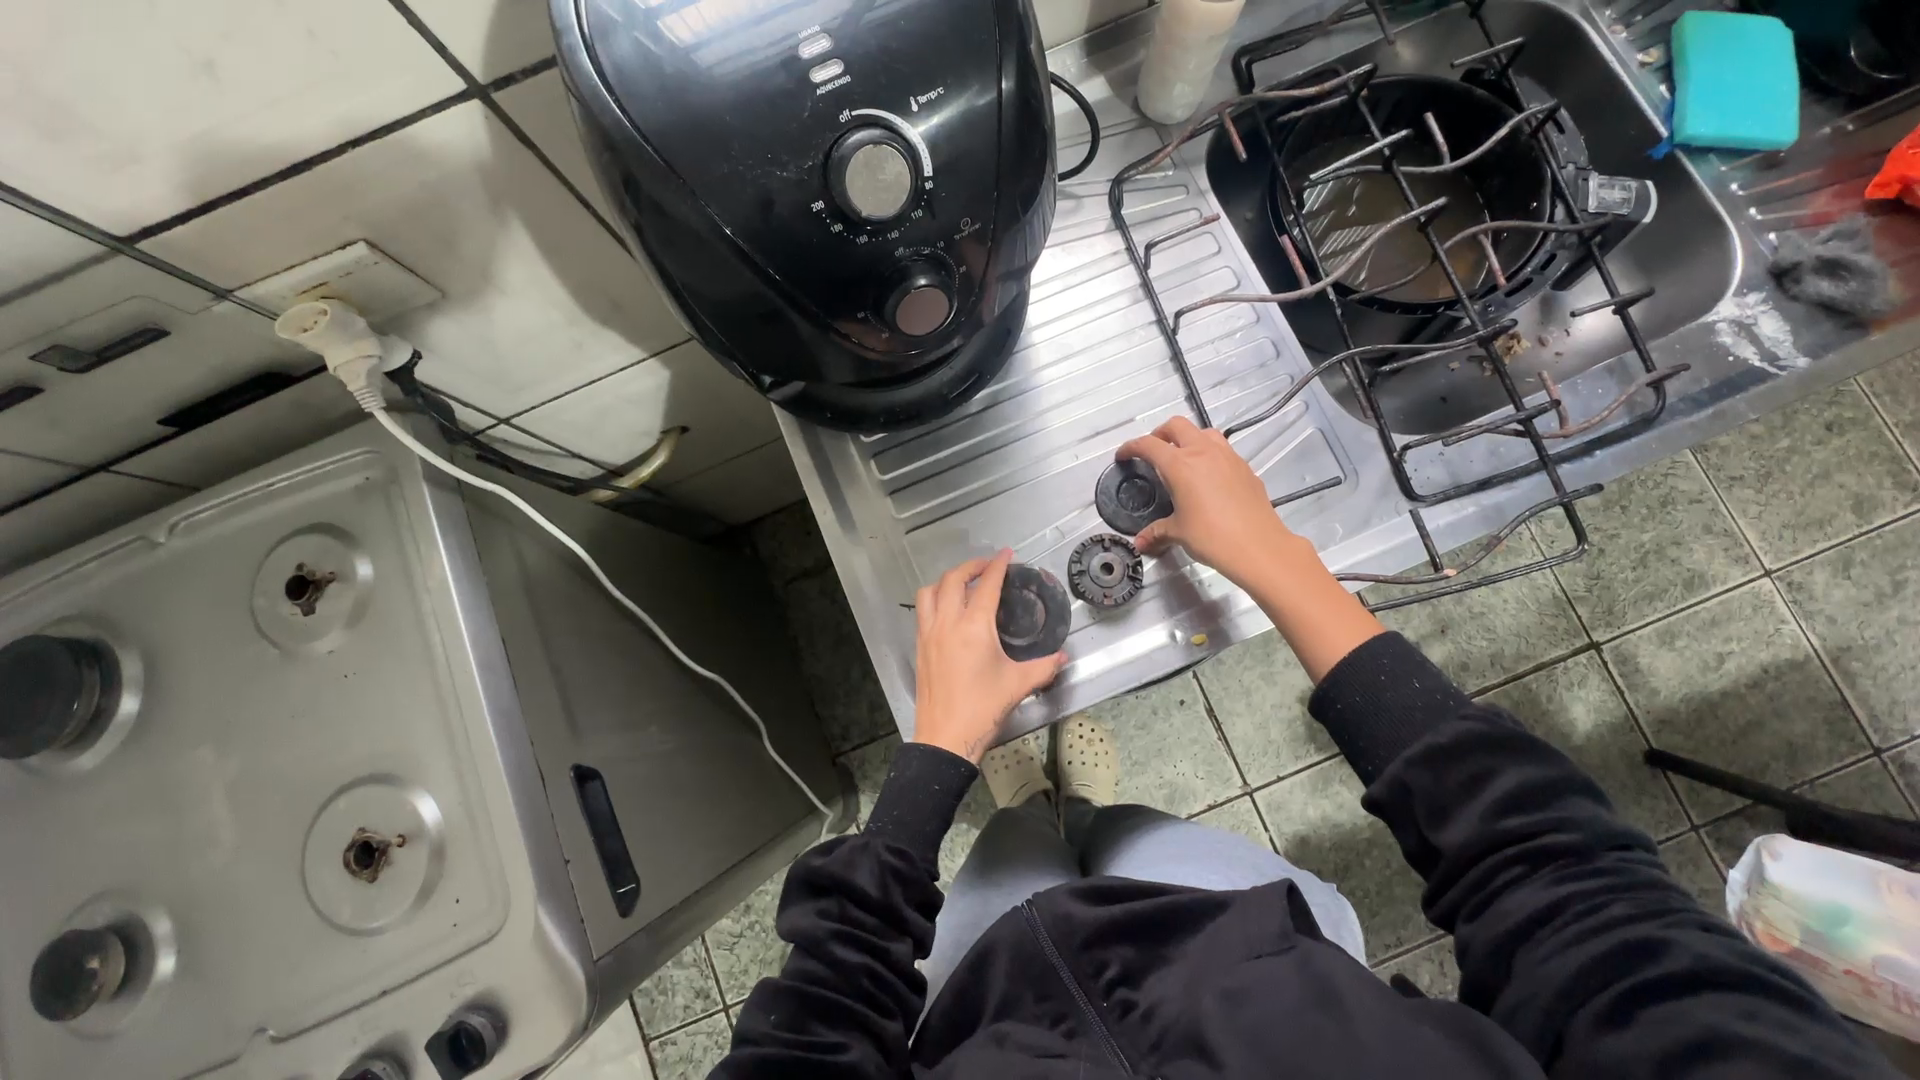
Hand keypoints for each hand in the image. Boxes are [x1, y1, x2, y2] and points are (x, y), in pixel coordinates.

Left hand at [913, 550, 1066, 762]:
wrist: (945, 737)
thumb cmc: (982, 708)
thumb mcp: (1019, 684)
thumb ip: (1044, 666)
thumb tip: (1063, 657)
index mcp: (973, 626)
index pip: (986, 585)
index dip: (997, 566)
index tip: (1006, 555)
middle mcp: (947, 623)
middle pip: (953, 580)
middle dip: (970, 567)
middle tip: (987, 566)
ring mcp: (929, 634)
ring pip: (930, 592)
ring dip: (946, 580)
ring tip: (963, 583)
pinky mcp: (920, 648)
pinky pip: (923, 611)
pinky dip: (935, 599)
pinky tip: (948, 610)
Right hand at [1118, 416, 1383, 679]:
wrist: (1259, 546)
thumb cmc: (1212, 537)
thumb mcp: (1178, 533)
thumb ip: (1157, 532)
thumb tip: (1140, 542)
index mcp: (1180, 465)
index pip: (1149, 445)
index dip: (1131, 447)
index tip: (1123, 455)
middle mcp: (1203, 452)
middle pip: (1177, 426)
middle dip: (1160, 433)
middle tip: (1153, 451)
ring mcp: (1228, 457)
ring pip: (1204, 432)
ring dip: (1188, 438)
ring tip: (1182, 457)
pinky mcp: (1245, 467)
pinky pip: (1223, 449)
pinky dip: (1209, 453)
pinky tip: (1208, 475)